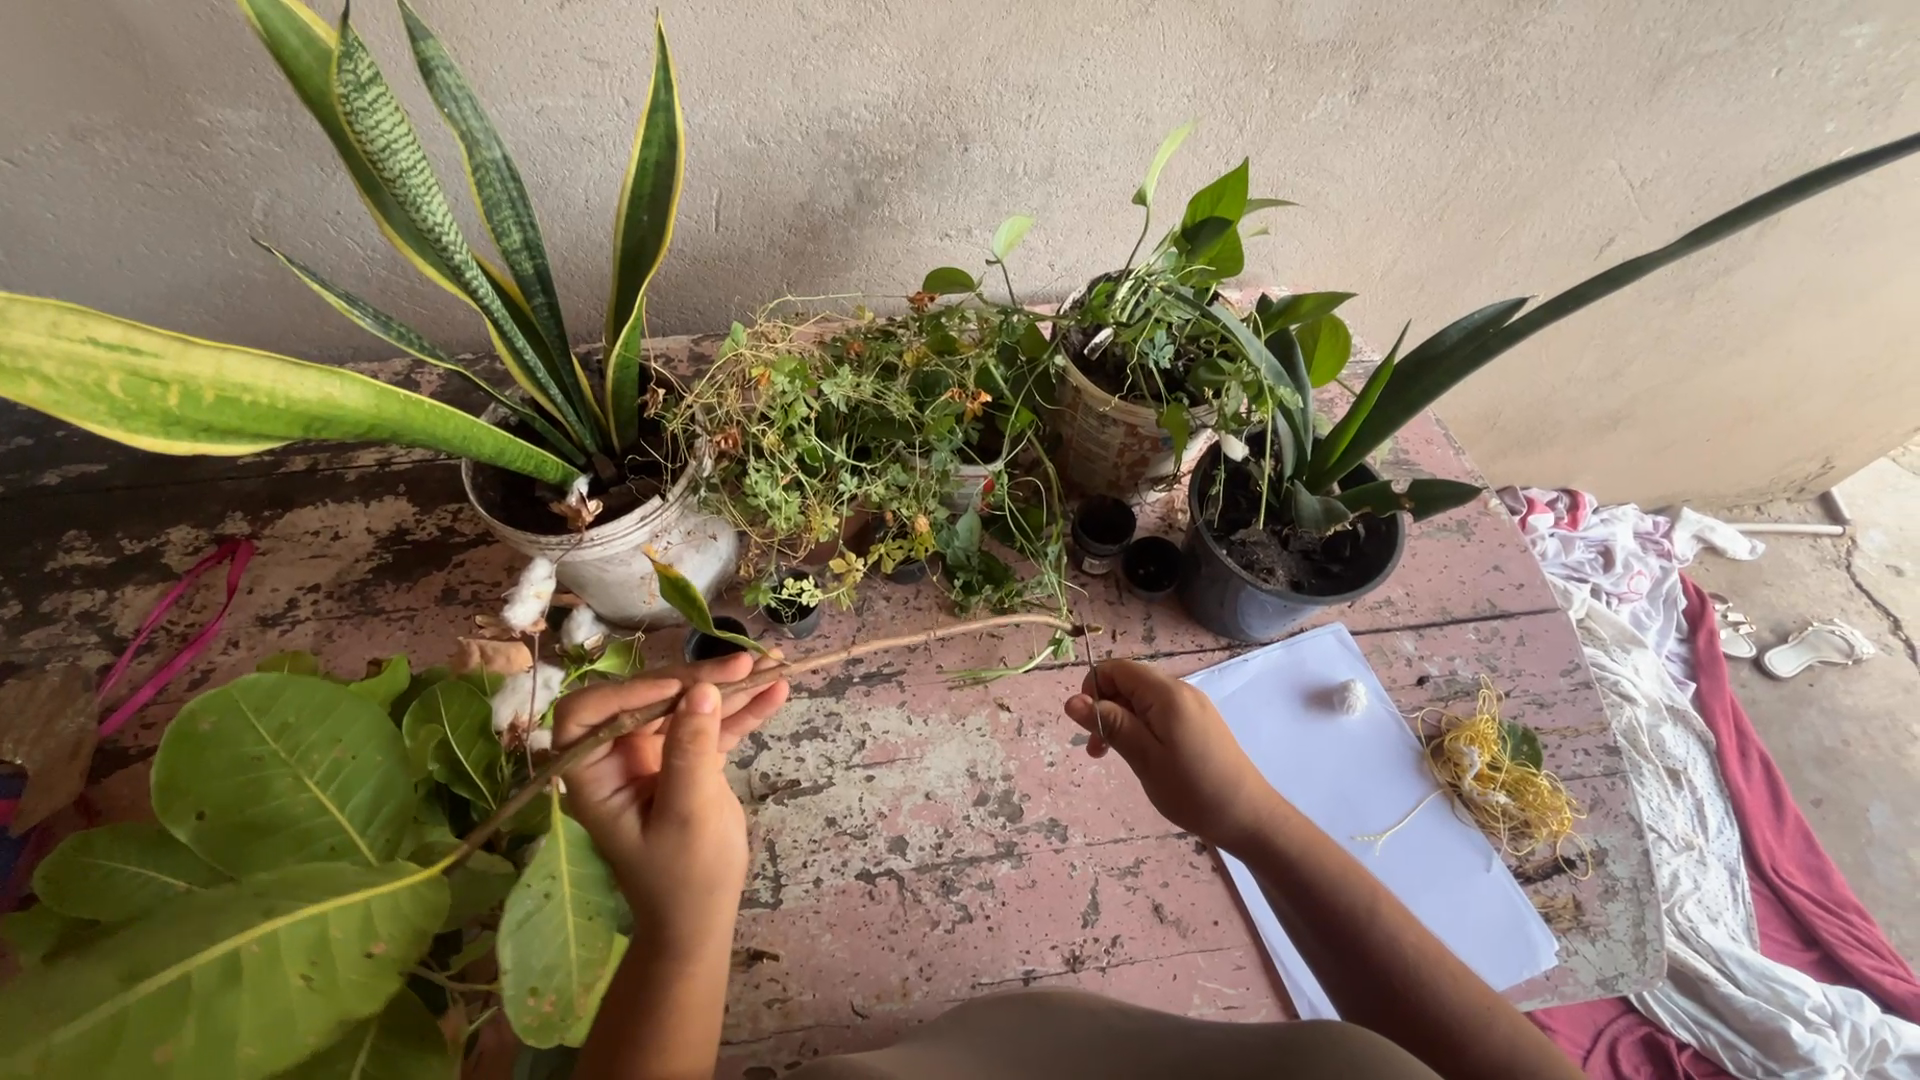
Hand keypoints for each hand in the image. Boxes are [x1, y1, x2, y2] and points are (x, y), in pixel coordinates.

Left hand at [554, 654, 789, 945]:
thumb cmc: (683, 877)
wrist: (704, 915)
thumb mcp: (686, 814)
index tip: (680, 689)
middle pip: (652, 700)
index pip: (589, 714)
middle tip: (746, 664)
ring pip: (689, 706)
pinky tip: (777, 690)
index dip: (628, 692)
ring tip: (774, 664)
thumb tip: (701, 690)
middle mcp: (621, 757)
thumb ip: (690, 750)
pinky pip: (715, 725)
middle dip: (698, 680)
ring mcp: (658, 755)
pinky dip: (745, 709)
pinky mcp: (692, 759)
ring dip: (731, 687)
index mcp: (596, 774)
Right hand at [1063, 658, 1281, 851]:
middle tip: (1097, 750)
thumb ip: (1110, 724)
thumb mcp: (1144, 758)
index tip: (1087, 724)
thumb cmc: (1192, 790)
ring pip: (1142, 699)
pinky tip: (1142, 755)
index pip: (1117, 668)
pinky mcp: (1199, 722)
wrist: (1249, 817)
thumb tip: (1072, 700)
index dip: (1093, 688)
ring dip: (1121, 720)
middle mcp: (1181, 690)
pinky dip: (1141, 727)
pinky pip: (1159, 711)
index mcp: (1167, 694)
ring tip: (1113, 756)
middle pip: (1129, 681)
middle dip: (1105, 707)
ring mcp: (1192, 706)